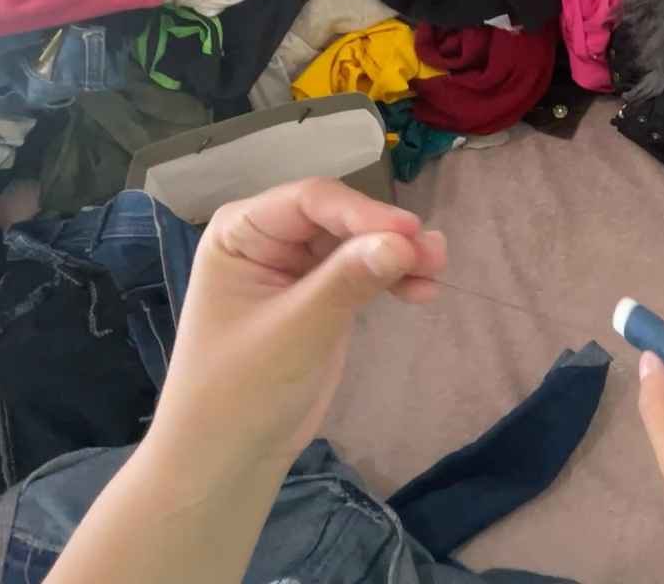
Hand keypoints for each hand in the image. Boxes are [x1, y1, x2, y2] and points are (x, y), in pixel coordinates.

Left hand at [149, 178, 447, 470]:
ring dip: (400, 253)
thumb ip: (345, 283)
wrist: (226, 462)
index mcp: (243, 233)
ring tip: (437, 269)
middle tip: (434, 255)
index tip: (409, 233)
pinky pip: (367, 271)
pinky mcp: (326, 294)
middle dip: (388, 234)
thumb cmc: (237, 394)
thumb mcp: (292, 334)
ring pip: (362, 242)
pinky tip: (423, 292)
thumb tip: (403, 242)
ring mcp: (301, 267)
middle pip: (342, 218)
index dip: (362, 211)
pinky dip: (395, 278)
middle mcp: (272, 239)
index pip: (310, 201)